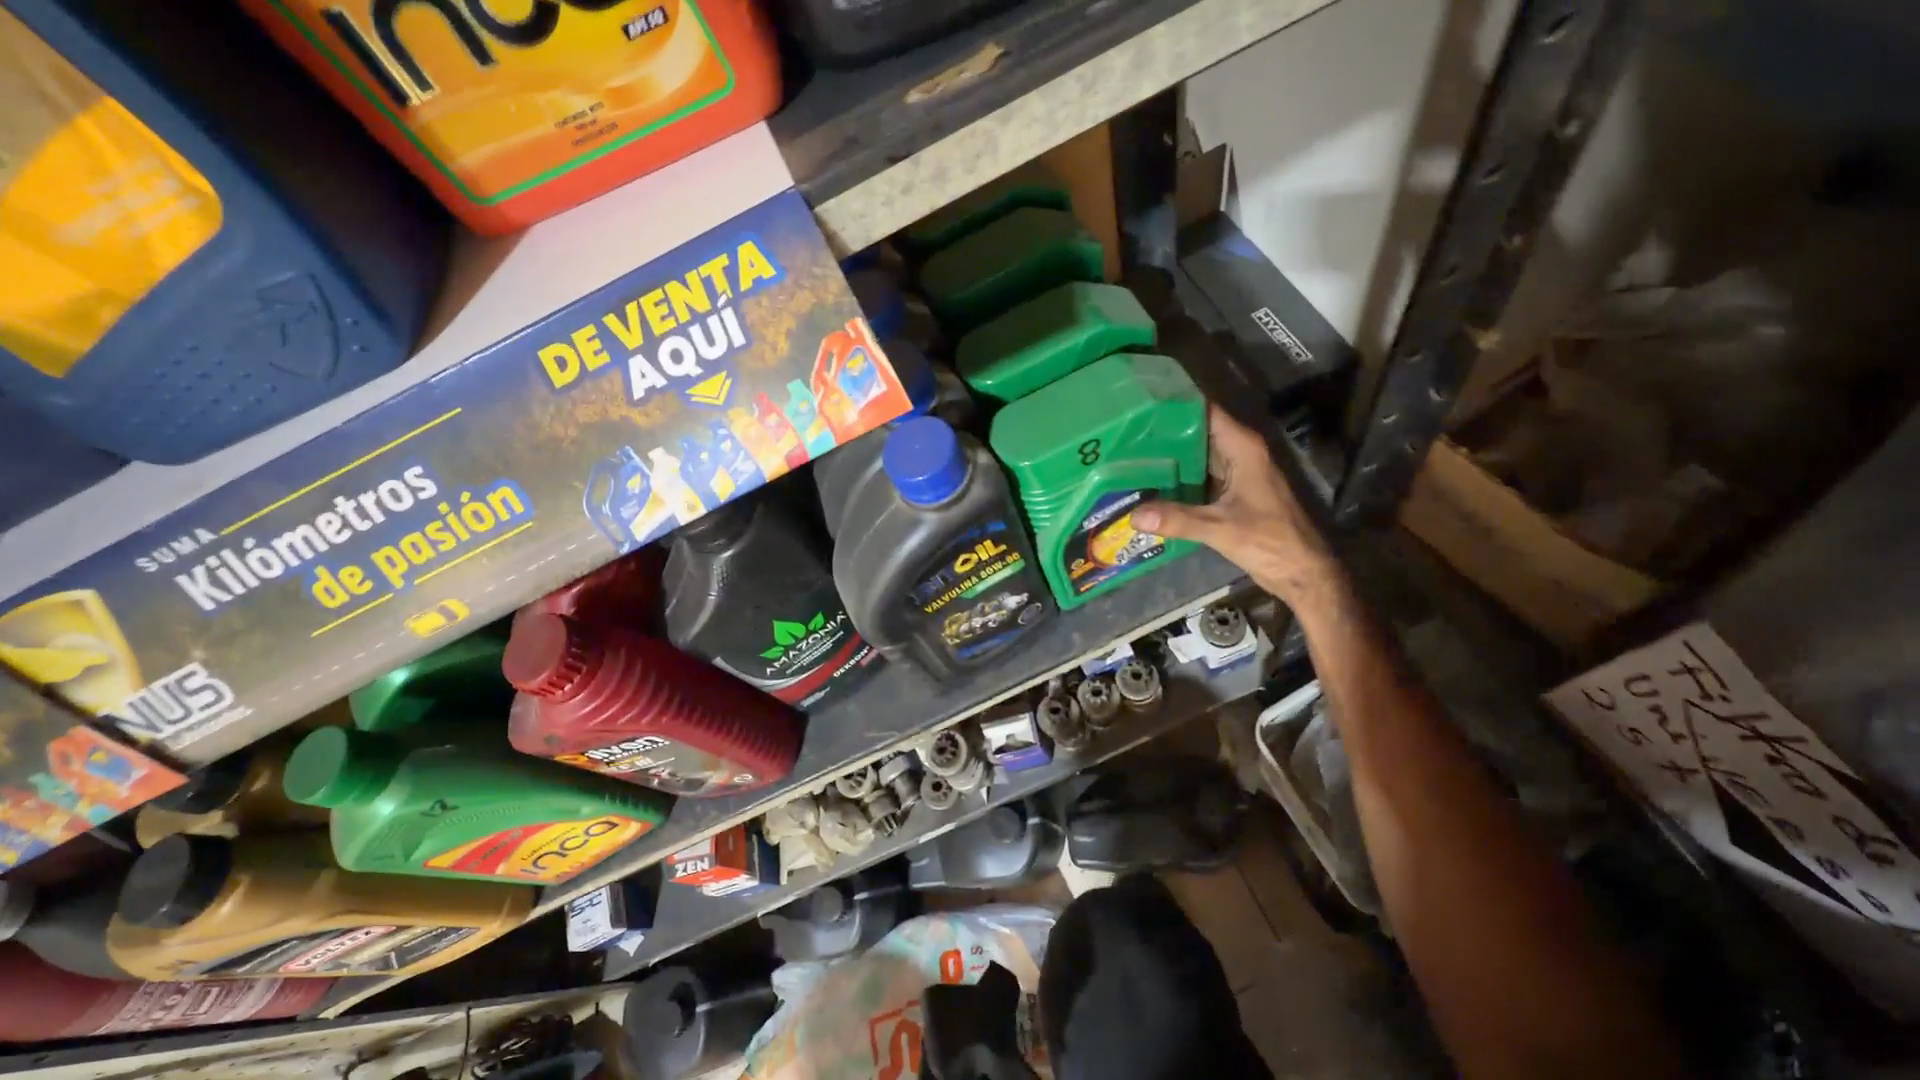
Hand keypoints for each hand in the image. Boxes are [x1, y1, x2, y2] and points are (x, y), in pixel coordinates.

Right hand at [1133, 404, 1337, 602]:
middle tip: (1124, 435)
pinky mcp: (1233, 495)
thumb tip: (1133, 515)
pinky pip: (1200, 479)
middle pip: (1197, 433)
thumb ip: (1177, 519)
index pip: (1205, 413)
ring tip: (1129, 456)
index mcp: (1243, 449)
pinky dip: (1178, 481)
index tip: (1140, 406)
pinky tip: (1150, 485)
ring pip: (1197, 458)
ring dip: (1169, 459)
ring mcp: (1237, 475)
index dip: (1175, 406)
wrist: (1302, 572)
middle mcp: (1240, 454)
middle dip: (1164, 434)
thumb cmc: (1270, 541)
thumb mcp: (1220, 529)